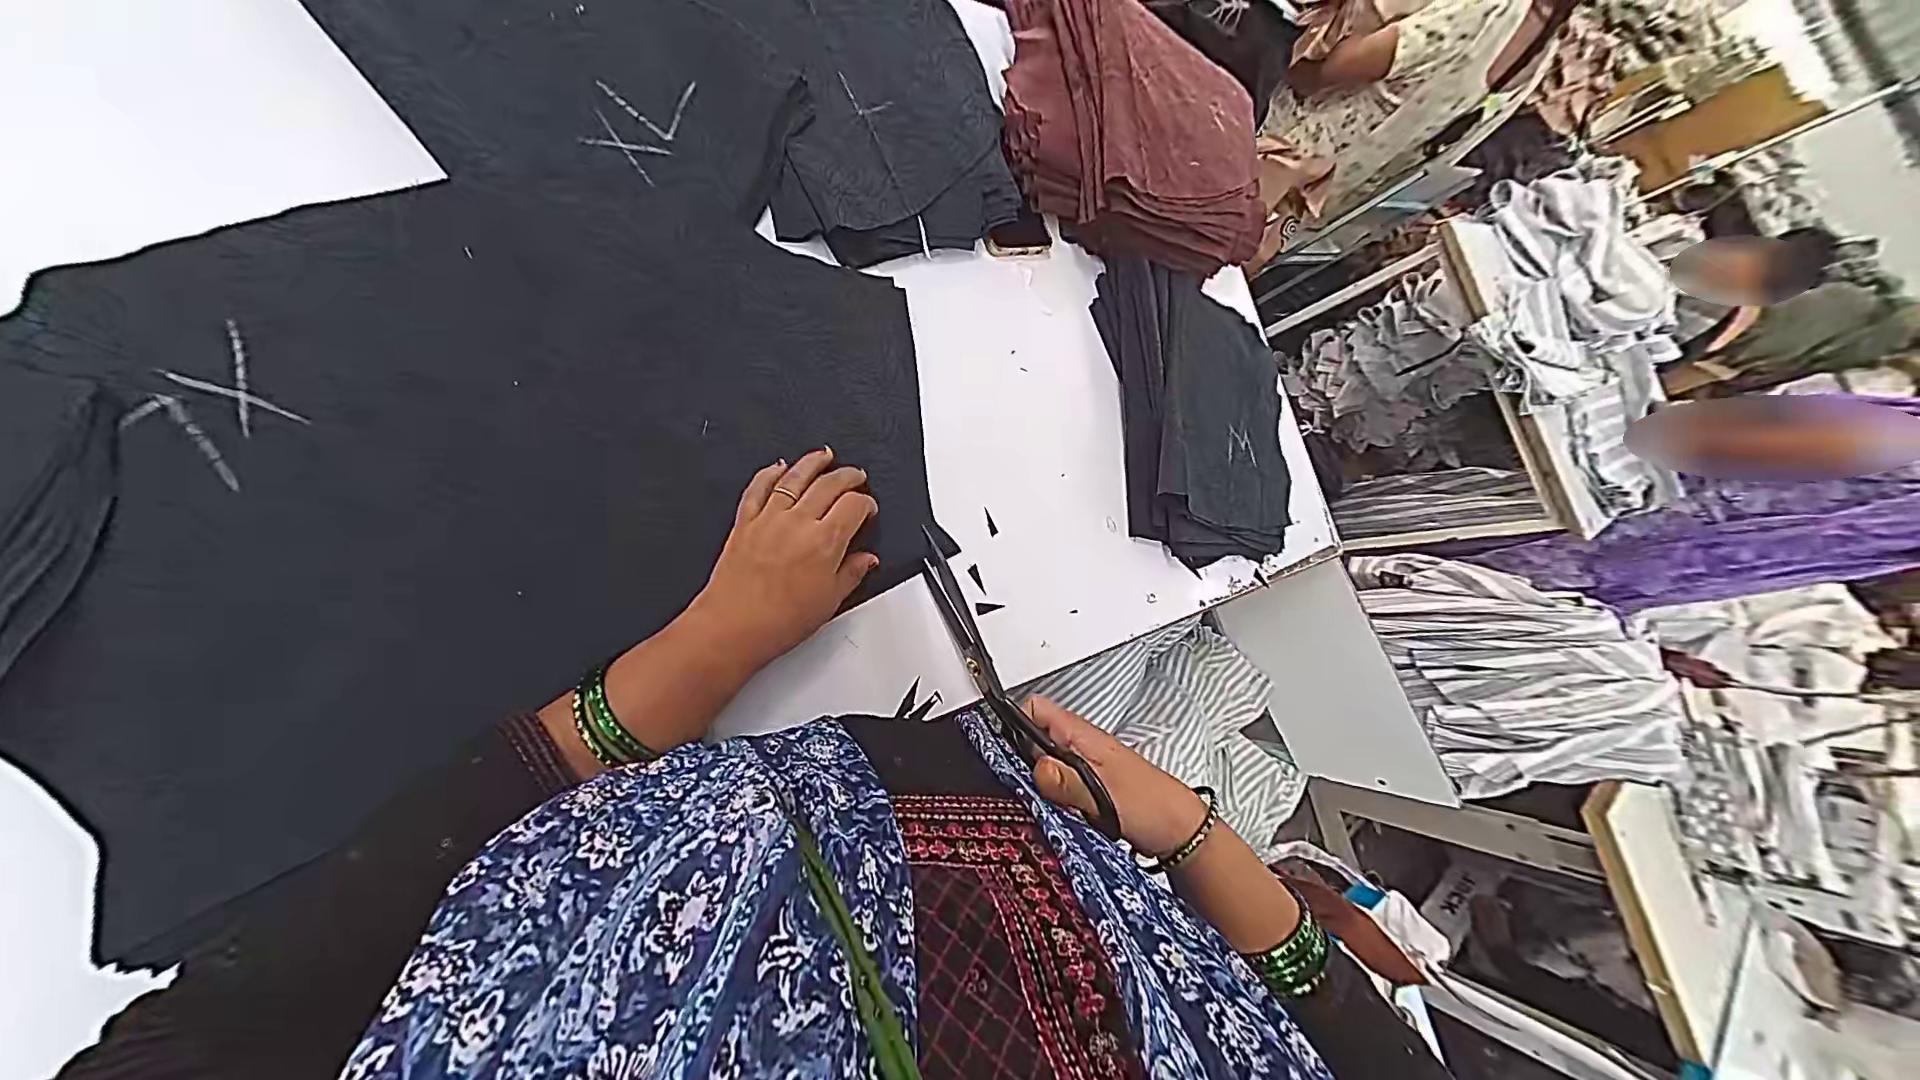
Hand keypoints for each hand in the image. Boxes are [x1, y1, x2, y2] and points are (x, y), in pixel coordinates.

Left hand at [686, 448, 880, 668]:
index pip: (854, 505)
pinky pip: (758, 487)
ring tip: (824, 456)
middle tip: (856, 475)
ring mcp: (769, 519)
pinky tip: (778, 467)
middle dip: (848, 475)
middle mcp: (798, 523)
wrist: (733, 627)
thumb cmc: (778, 620)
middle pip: (829, 484)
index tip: (868, 508)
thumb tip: (865, 560)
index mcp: (825, 542)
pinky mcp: (745, 522)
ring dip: (813, 462)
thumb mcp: (830, 601)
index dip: (866, 502)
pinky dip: (770, 473)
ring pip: (795, 476)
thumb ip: (851, 573)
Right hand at [1025, 696, 1207, 855]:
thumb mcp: (1102, 794)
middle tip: (1036, 789)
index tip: (1004, 751)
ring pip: (1043, 768)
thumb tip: (1035, 769)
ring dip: (1043, 789)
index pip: (1034, 710)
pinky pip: (1056, 787)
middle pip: (1032, 742)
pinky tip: (1069, 816)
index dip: (1015, 725)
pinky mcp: (1085, 787)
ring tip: (1059, 807)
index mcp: (1080, 734)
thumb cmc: (1151, 804)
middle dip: (1027, 766)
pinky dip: (1056, 802)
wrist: (1180, 831)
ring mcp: (1080, 766)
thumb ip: (1065, 781)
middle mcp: (1077, 745)